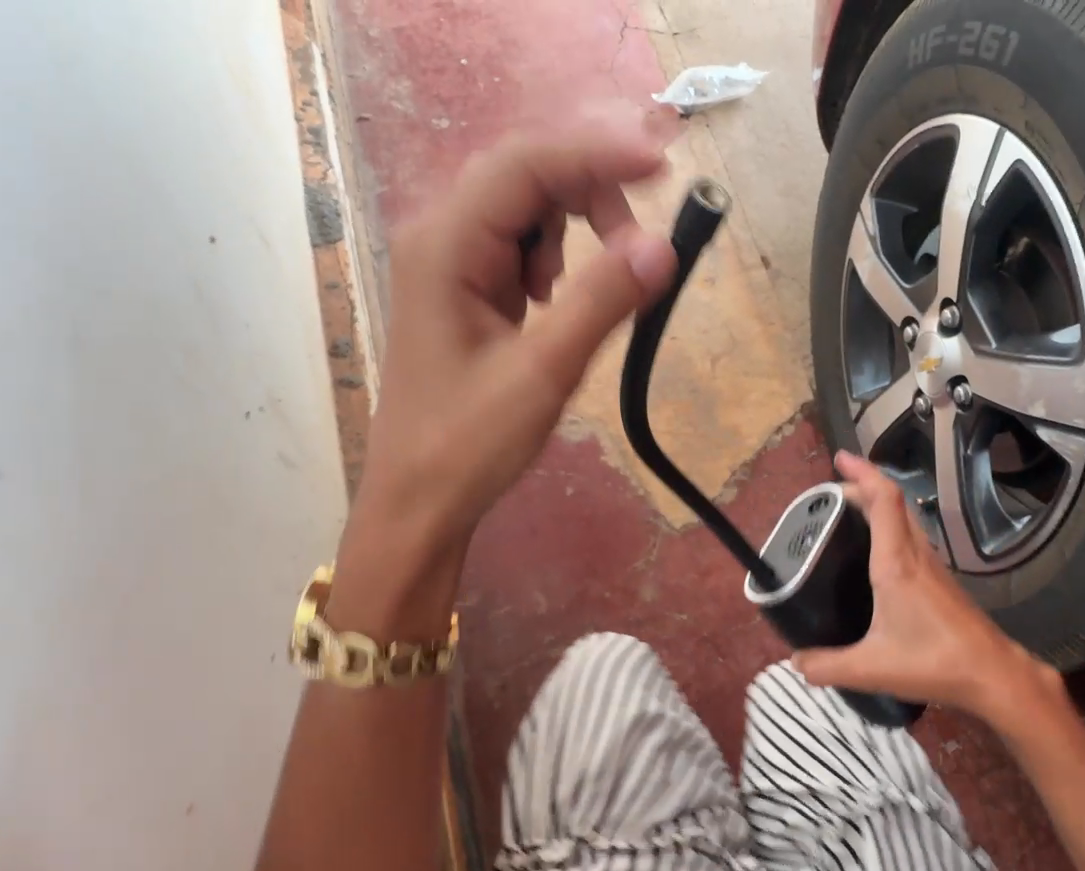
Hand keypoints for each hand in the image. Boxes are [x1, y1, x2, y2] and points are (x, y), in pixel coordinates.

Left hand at [353, 106, 679, 569]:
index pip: (527, 164)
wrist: (420, 499)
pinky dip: (555, 258)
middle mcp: (440, 236)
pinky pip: (517, 246)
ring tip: (593, 286)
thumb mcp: (543, 373)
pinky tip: (557, 301)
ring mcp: (448, 263)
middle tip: (641, 243)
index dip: (598, 156)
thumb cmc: (469, 442)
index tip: (664, 168)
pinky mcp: (464, 290)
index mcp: (446, 244)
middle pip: (525, 175)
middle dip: (591, 192)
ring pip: (524, 208)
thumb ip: (602, 303)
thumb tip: (664, 247)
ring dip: (574, 228)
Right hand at [793, 452, 1070, 731]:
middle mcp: (916, 555)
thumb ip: (826, 667)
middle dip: (864, 486)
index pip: (883, 500)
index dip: (862, 472)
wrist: (991, 674)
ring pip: (906, 519)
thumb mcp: (869, 669)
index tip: (840, 458)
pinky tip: (879, 554)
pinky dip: (892, 529)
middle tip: (833, 491)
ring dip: (880, 506)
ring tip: (851, 514)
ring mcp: (933, 567)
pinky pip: (913, 539)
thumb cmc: (932, 662)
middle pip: (894, 502)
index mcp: (895, 563)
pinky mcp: (942, 582)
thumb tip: (795, 662)